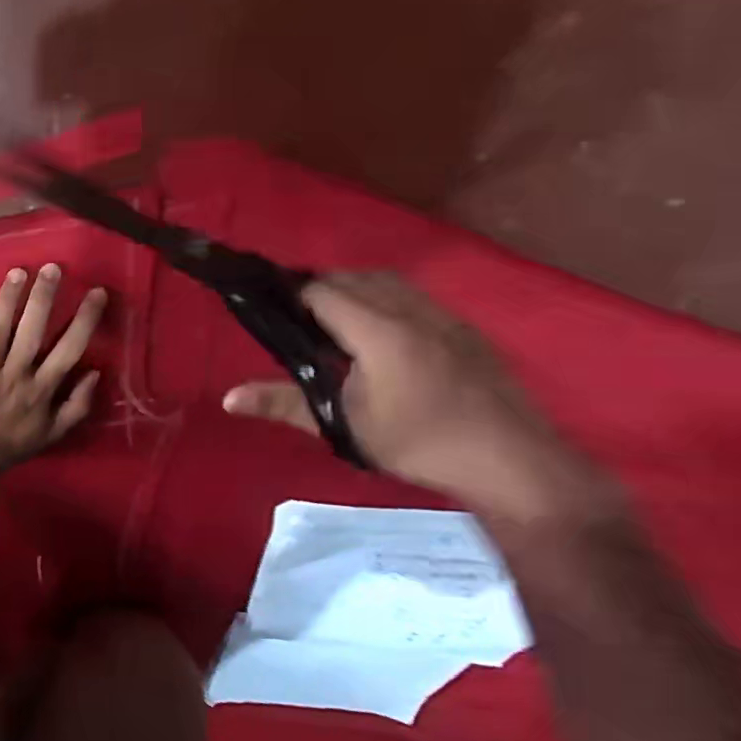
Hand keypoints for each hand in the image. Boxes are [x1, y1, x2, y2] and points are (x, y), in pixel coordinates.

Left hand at [0, 264, 106, 468]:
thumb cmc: (15, 444)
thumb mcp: (55, 433)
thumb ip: (78, 405)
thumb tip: (94, 371)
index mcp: (42, 389)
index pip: (69, 348)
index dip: (85, 319)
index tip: (97, 292)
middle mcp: (16, 376)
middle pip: (32, 331)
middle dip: (43, 298)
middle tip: (52, 268)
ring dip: (7, 300)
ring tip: (17, 272)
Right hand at [224, 273, 600, 522]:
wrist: (512, 463)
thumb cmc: (419, 443)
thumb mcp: (345, 426)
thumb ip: (285, 404)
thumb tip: (228, 398)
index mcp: (378, 330)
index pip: (325, 290)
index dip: (295, 294)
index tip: (274, 311)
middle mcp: (412, 311)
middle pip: (357, 277)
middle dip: (322, 288)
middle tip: (298, 319)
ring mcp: (445, 317)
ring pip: (390, 283)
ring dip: (357, 289)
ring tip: (335, 321)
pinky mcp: (465, 330)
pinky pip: (415, 297)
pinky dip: (387, 300)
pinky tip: (384, 334)